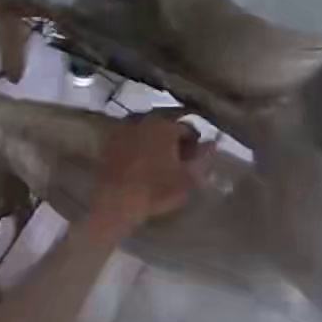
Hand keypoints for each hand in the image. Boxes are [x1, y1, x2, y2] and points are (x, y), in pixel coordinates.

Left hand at [90, 115, 214, 233]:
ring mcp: (123, 129)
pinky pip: (131, 140)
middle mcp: (143, 119)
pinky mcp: (109, 142)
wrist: (114, 202)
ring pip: (148, 133)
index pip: (188, 129)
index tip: (193, 163)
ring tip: (158, 166)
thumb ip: (203, 158)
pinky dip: (138, 148)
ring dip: (155, 144)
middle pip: (166, 128)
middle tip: (176, 165)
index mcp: (164, 125)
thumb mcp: (188, 178)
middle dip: (173, 143)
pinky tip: (139, 166)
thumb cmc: (156, 190)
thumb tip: (212, 143)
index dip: (194, 146)